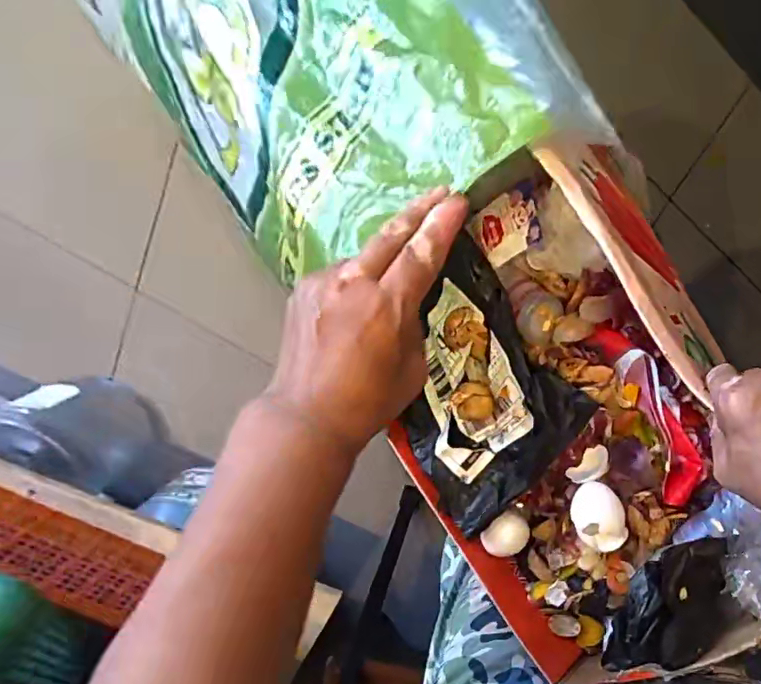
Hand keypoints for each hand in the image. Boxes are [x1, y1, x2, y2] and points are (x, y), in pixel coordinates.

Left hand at [263, 189, 469, 451]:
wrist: (307, 413)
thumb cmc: (370, 401)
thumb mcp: (412, 368)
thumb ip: (411, 326)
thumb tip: (404, 304)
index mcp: (386, 307)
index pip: (421, 255)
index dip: (442, 226)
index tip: (457, 201)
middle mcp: (353, 283)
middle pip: (390, 235)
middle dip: (419, 211)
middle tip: (441, 193)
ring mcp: (322, 282)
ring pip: (364, 258)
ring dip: (386, 256)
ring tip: (400, 267)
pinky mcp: (303, 289)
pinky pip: (341, 276)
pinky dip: (357, 282)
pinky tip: (360, 305)